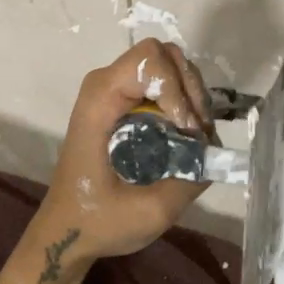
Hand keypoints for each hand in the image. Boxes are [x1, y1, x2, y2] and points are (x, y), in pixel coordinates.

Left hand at [35, 38, 212, 260]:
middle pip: (162, 56)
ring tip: (197, 134)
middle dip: (189, 89)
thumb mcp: (149, 211)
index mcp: (101, 99)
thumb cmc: (98, 219)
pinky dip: (182, 101)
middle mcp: (106, 83)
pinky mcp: (124, 102)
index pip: (149, 60)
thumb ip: (188, 180)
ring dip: (190, 95)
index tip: (187, 131)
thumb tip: (215, 154)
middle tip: (199, 131)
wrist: (67, 227)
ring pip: (166, 65)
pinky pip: (162, 83)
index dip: (176, 89)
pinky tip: (188, 133)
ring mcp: (114, 90)